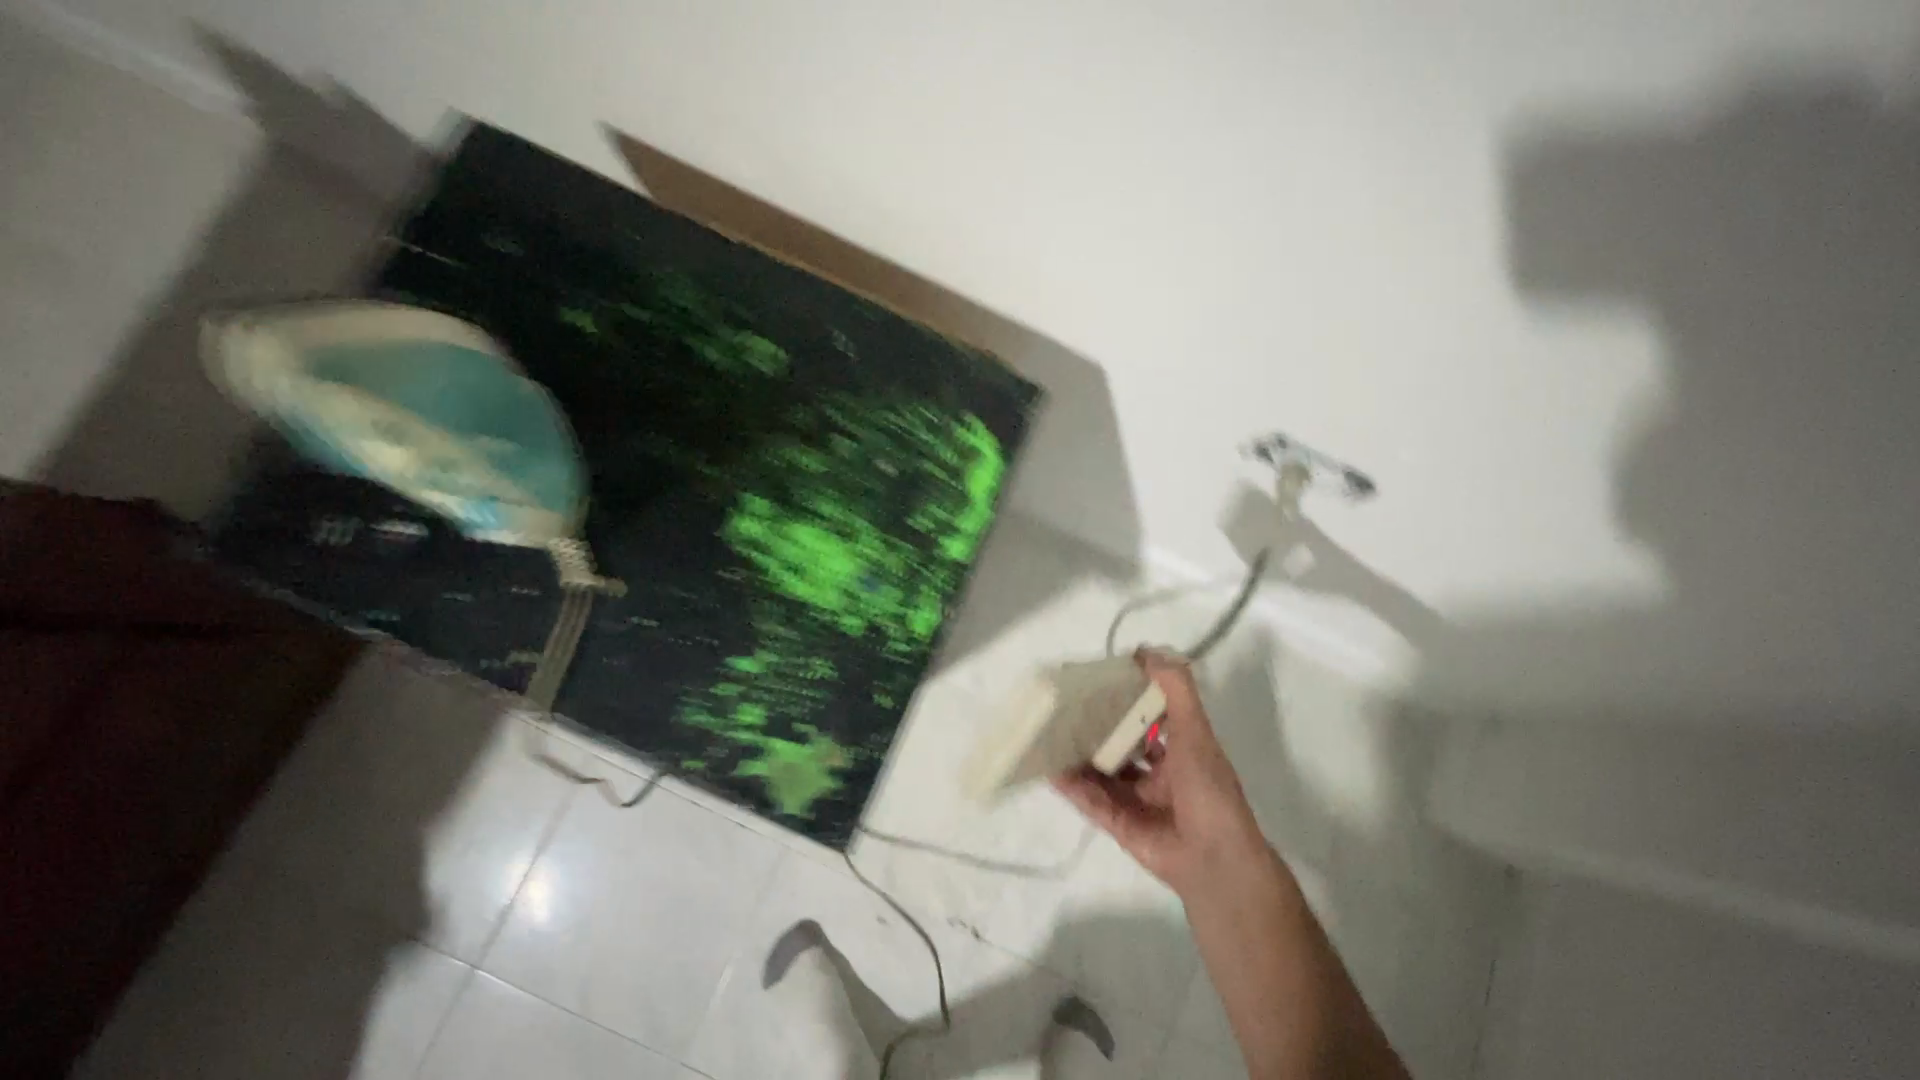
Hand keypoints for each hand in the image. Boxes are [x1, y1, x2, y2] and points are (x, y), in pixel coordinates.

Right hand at [1052, 649, 1270, 897]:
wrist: (1214, 859)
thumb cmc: (1209, 789)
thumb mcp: (1195, 731)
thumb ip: (1174, 690)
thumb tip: (1145, 650)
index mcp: (1182, 751)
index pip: (1151, 717)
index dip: (1128, 699)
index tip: (1100, 680)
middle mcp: (1159, 774)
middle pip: (1122, 746)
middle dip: (1097, 728)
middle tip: (1065, 706)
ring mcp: (1138, 801)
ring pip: (1101, 773)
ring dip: (1078, 756)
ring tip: (1049, 734)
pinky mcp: (1119, 825)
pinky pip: (1090, 801)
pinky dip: (1071, 786)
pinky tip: (1048, 769)